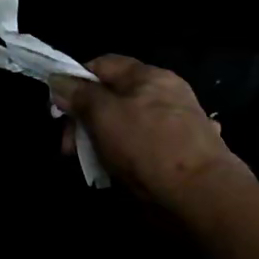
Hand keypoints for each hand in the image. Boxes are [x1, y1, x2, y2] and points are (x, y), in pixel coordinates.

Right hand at [50, 54, 253, 208]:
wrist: (200, 194)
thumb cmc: (146, 147)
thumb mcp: (104, 115)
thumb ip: (80, 94)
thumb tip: (59, 80)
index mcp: (147, 76)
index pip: (103, 64)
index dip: (75, 81)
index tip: (58, 110)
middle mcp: (163, 94)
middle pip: (111, 96)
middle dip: (84, 120)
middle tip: (69, 148)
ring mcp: (175, 123)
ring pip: (124, 124)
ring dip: (102, 142)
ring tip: (94, 165)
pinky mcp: (180, 152)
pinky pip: (141, 146)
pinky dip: (126, 155)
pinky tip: (119, 171)